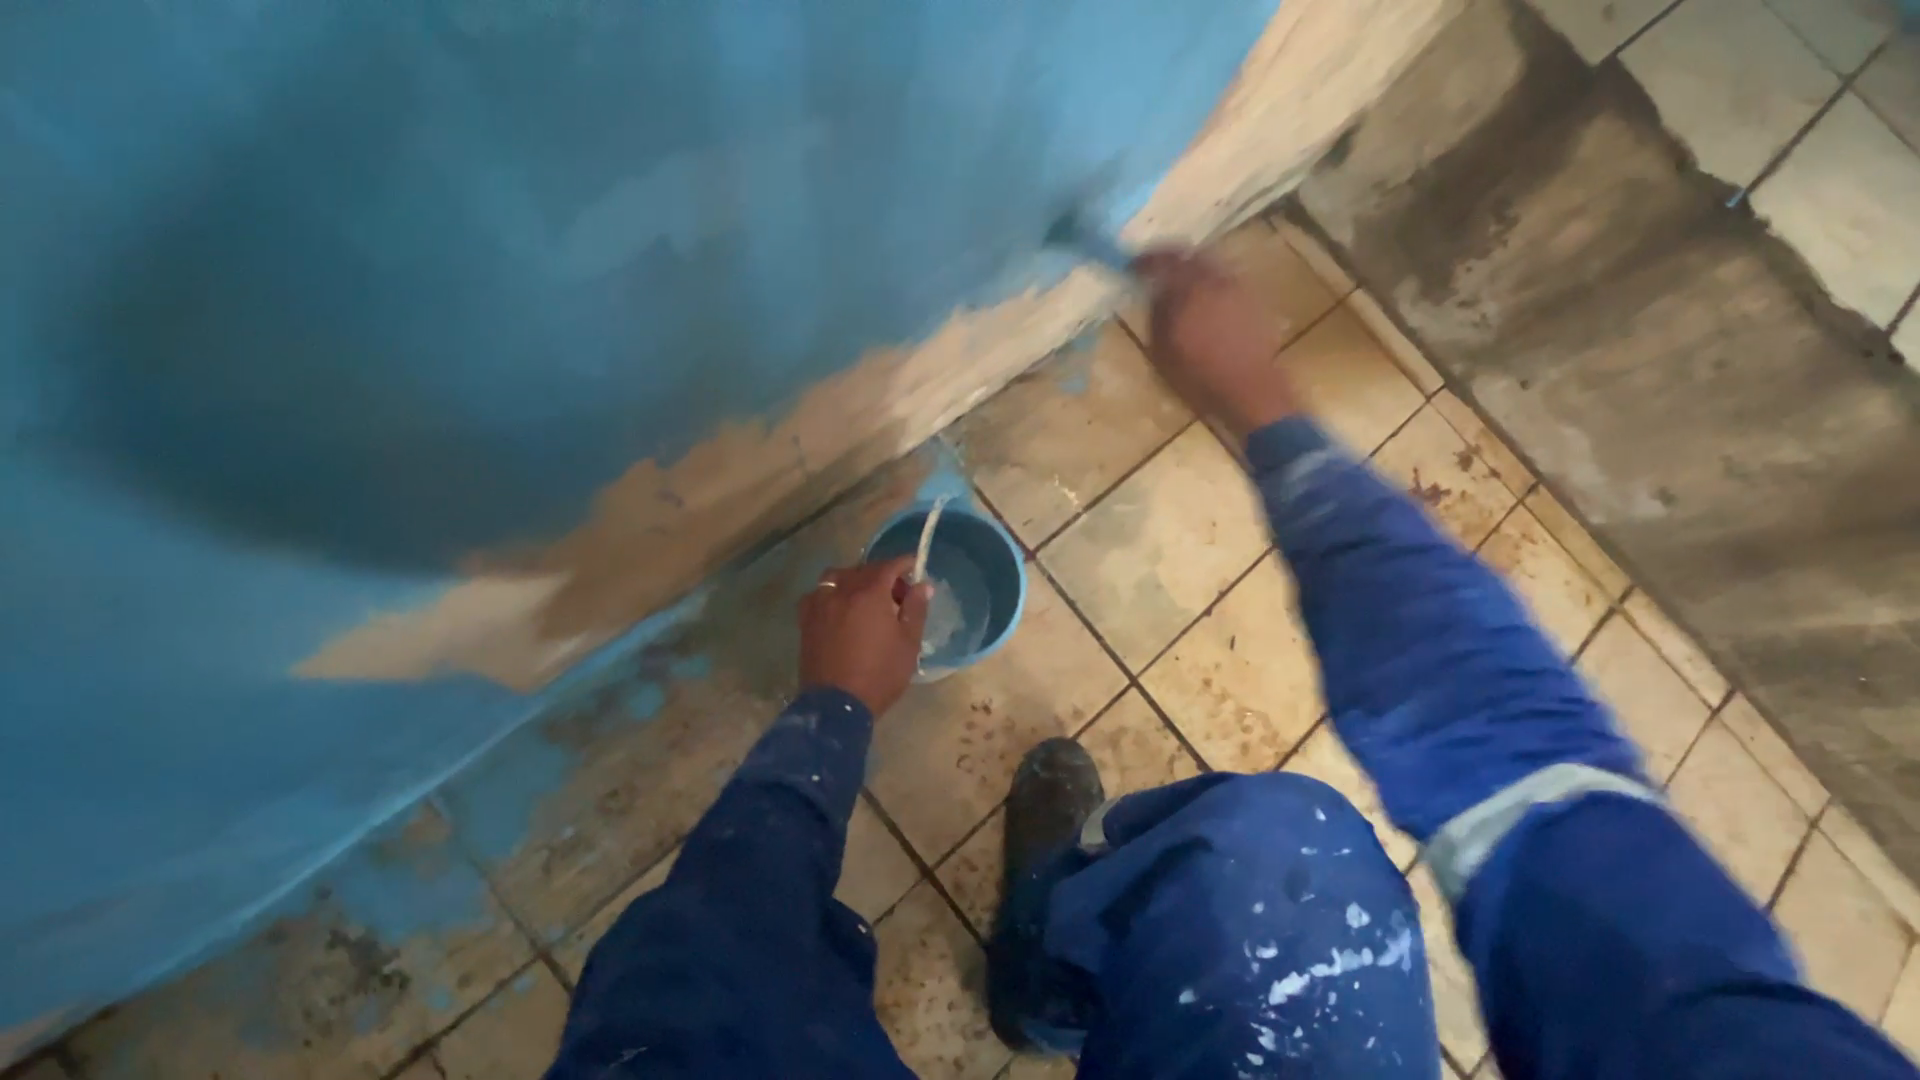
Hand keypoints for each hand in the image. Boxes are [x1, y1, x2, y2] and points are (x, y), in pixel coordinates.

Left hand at [798, 555, 933, 715]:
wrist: (836, 705)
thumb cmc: (880, 674)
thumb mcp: (908, 643)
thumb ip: (915, 609)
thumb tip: (923, 584)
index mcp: (870, 593)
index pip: (889, 566)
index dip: (904, 563)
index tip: (915, 565)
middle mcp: (842, 591)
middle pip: (864, 570)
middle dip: (882, 574)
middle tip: (897, 593)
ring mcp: (820, 604)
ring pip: (838, 577)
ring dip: (854, 579)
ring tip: (865, 597)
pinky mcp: (806, 620)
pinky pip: (819, 594)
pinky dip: (832, 593)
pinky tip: (839, 608)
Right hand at [1132, 247, 1304, 437]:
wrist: (1250, 391)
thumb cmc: (1199, 378)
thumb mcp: (1162, 352)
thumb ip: (1157, 315)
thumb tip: (1155, 293)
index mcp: (1190, 289)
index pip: (1164, 260)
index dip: (1145, 261)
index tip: (1132, 267)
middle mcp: (1217, 280)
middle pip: (1191, 256)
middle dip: (1172, 260)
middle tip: (1157, 271)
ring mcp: (1239, 288)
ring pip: (1212, 266)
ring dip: (1193, 271)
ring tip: (1180, 287)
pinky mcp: (1254, 301)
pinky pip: (1226, 282)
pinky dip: (1211, 285)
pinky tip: (1204, 303)